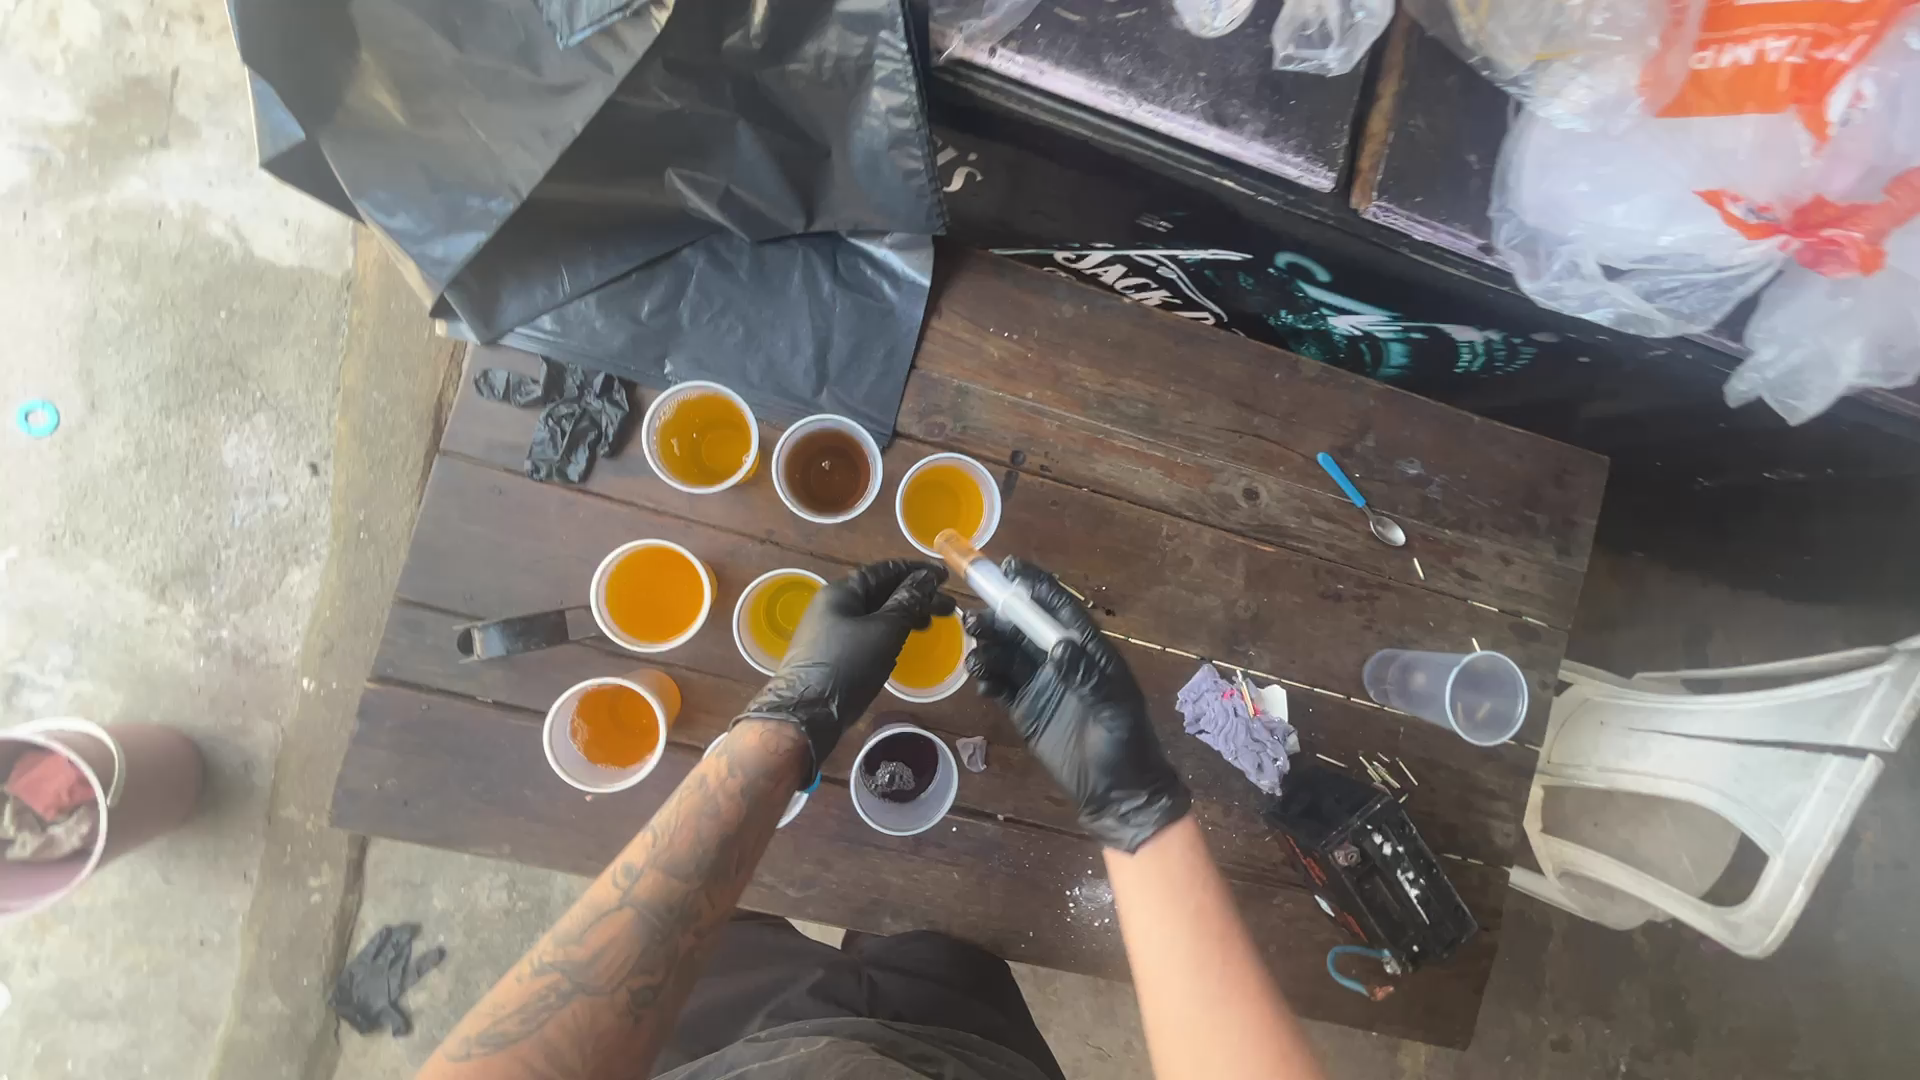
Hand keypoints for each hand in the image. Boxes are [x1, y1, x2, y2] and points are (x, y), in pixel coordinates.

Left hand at [738, 559, 953, 780]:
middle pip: (881, 592)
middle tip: (948, 608)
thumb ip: (907, 603)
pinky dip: (889, 632)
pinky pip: (867, 633)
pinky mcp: (832, 654)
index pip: (885, 570)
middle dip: (915, 597)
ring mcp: (830, 631)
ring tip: (930, 625)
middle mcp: (833, 605)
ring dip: (904, 615)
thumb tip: (926, 578)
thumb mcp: (885, 631)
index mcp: (842, 591)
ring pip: (875, 614)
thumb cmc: (847, 666)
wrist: (804, 715)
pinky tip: (903, 642)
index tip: (945, 577)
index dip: (917, 571)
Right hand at [963, 559, 1190, 852]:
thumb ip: (1089, 678)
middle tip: (974, 619)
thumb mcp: (1115, 711)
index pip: (1060, 609)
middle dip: (1000, 618)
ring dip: (988, 646)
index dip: (1036, 586)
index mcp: (1088, 652)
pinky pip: (999, 683)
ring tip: (974, 653)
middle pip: (1024, 628)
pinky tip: (981, 681)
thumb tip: (1058, 648)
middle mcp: (1060, 661)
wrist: (1117, 795)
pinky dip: (987, 677)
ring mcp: (1040, 684)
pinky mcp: (1024, 709)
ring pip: (1007, 652)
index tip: (1009, 568)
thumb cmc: (1126, 747)